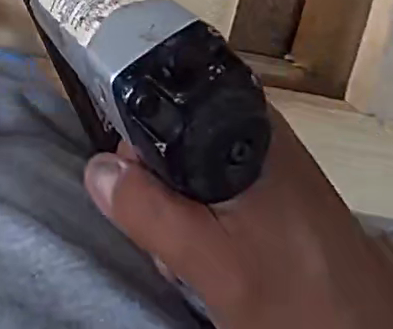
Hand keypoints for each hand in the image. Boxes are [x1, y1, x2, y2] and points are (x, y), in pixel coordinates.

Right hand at [84, 108, 392, 328]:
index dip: (136, 143)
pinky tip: (215, 258)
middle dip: (158, 186)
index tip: (130, 188)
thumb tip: (95, 167)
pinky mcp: (275, 182)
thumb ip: (150, 211)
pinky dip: (205, 217)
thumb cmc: (297, 291)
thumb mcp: (212, 260)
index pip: (162, 101)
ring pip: (193, 164)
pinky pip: (218, 184)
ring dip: (180, 210)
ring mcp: (267, 154)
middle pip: (174, 134)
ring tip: (196, 260)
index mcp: (242, 118)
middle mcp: (255, 123)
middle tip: (170, 241)